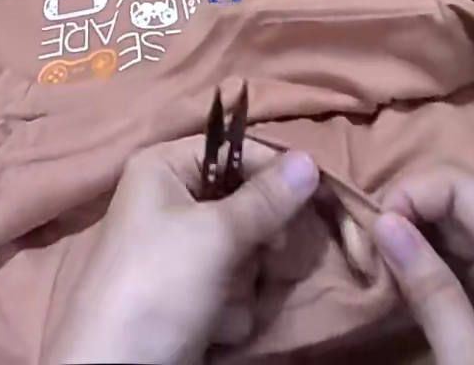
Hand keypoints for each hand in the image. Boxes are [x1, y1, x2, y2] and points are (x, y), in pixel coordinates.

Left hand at [46, 137, 319, 363]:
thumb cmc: (162, 279)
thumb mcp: (215, 235)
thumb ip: (265, 200)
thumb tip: (308, 159)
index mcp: (163, 166)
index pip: (229, 150)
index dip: (269, 168)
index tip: (312, 192)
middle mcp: (170, 197)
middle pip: (241, 202)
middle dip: (254, 239)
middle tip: (262, 254)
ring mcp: (180, 246)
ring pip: (243, 249)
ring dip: (241, 280)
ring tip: (219, 297)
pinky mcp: (189, 289)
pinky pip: (231, 284)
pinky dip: (230, 306)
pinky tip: (212, 323)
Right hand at [373, 169, 473, 364]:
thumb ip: (434, 294)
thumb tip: (384, 221)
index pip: (467, 192)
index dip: (415, 193)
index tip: (376, 227)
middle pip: (470, 211)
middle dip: (413, 215)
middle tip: (369, 242)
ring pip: (472, 242)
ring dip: (422, 242)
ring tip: (381, 260)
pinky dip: (442, 272)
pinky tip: (411, 284)